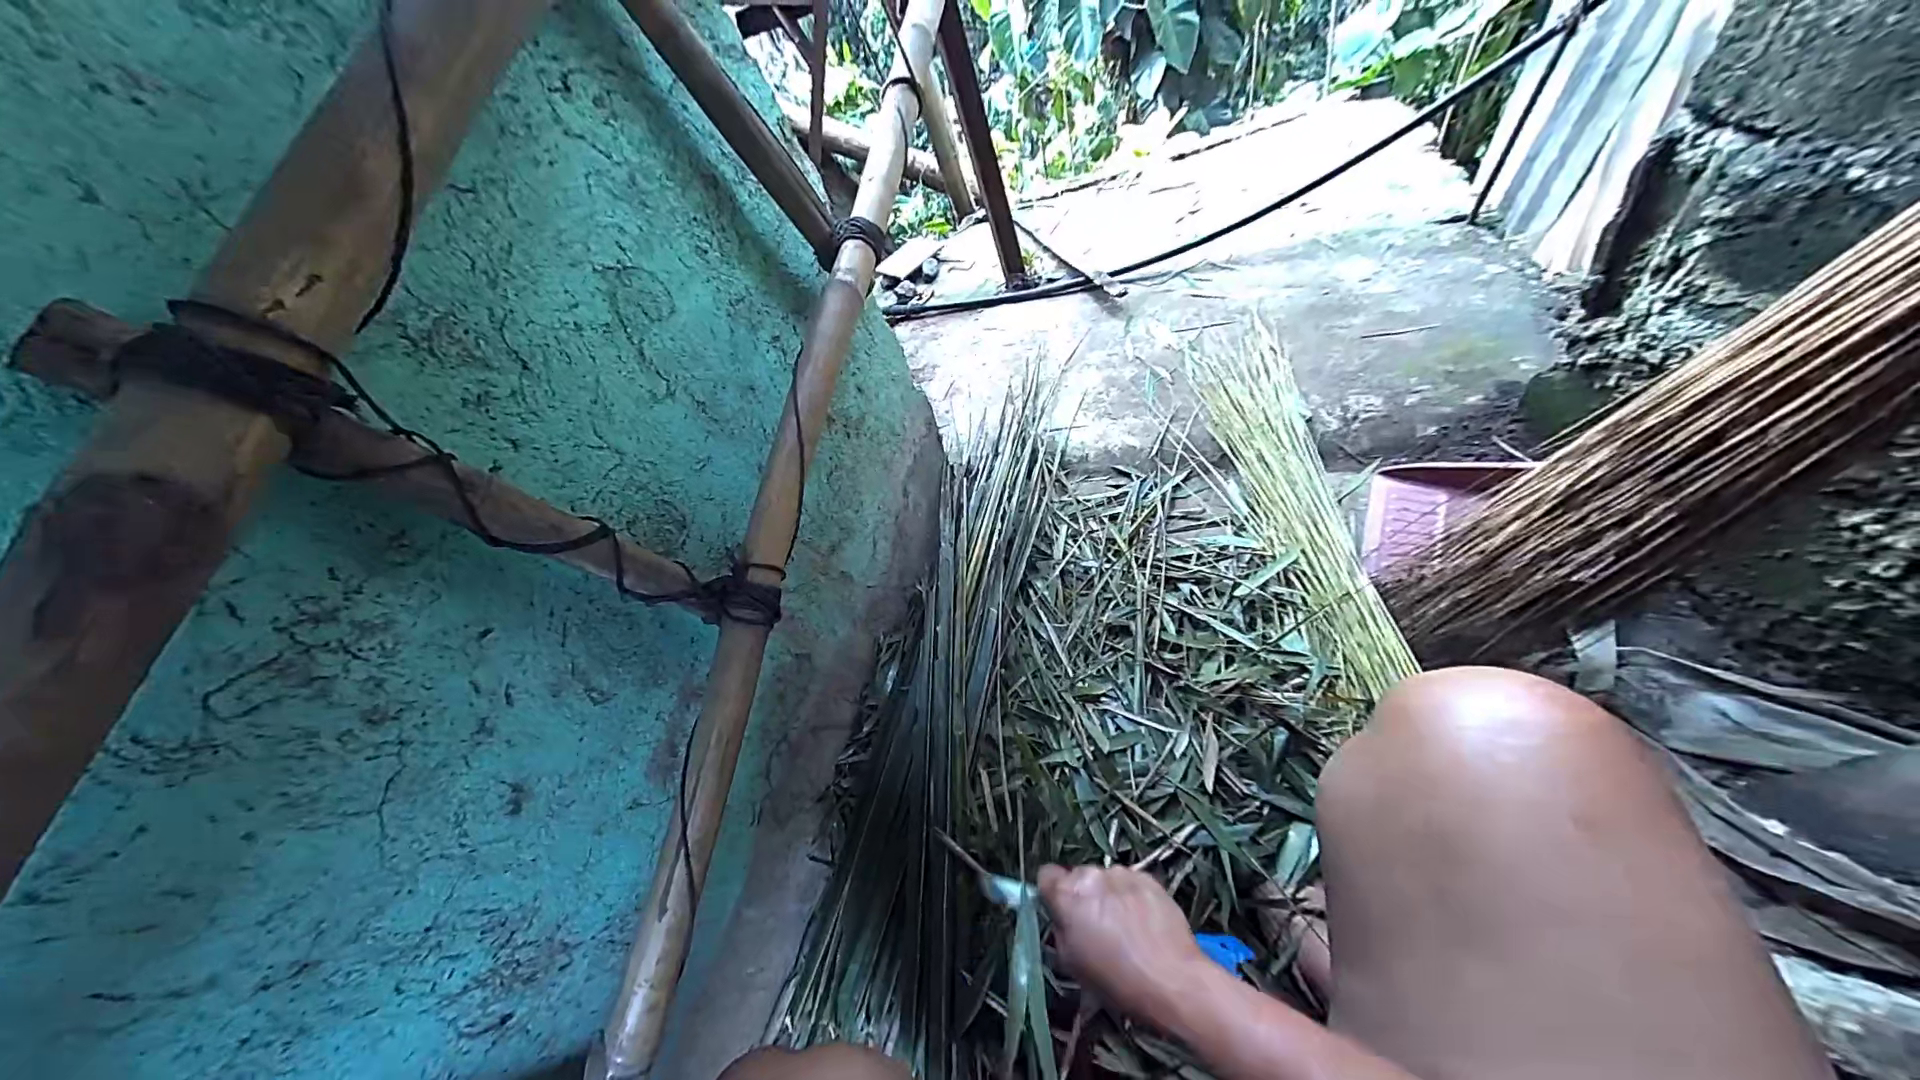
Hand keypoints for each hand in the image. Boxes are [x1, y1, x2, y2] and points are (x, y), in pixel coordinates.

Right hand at [1038, 864, 1216, 1027]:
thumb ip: (1060, 929)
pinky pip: (1132, 882)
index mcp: (1066, 893)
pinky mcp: (1149, 878)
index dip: (1051, 892)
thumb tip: (1062, 917)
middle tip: (1096, 925)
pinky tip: (1144, 923)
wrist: (1172, 980)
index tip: (1061, 910)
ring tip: (1125, 926)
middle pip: (1078, 877)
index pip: (1046, 875)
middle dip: (1083, 896)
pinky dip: (1133, 896)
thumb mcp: (1071, 963)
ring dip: (1109, 895)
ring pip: (1107, 879)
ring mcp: (1122, 873)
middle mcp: (1091, 874)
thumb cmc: (1116, 979)